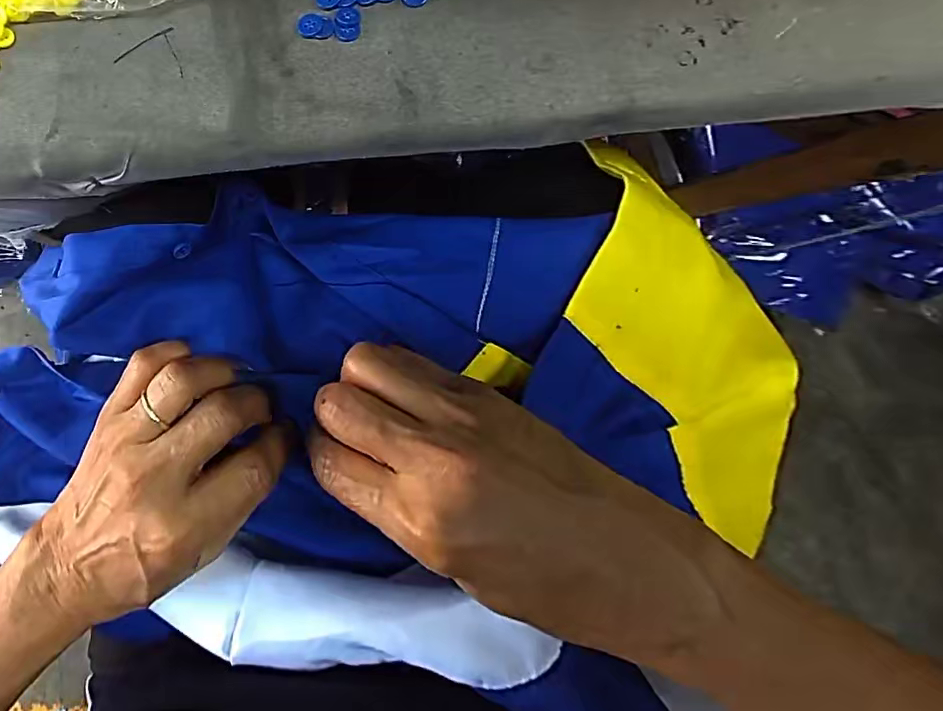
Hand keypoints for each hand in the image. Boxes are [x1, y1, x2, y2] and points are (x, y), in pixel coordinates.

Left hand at [25, 340, 287, 625]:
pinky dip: (175, 353)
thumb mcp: (204, 549)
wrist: (69, 565)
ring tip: (234, 379)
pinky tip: (192, 364)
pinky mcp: (107, 418)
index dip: (280, 441)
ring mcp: (125, 440)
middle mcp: (153, 476)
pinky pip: (143, 364)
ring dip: (223, 370)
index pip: (253, 467)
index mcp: (182, 524)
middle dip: (259, 402)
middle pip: (224, 413)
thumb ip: (242, 495)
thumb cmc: (144, 565)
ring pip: (184, 378)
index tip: (284, 432)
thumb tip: (271, 439)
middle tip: (264, 406)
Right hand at [307, 342, 727, 667]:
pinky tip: (414, 395)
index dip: (320, 456)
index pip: (328, 460)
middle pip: (337, 398)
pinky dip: (399, 372)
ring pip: (368, 360)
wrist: (622, 552)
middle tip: (353, 430)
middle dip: (332, 413)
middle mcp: (431, 454)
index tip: (333, 457)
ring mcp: (460, 411)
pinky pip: (415, 358)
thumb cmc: (537, 584)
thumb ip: (393, 510)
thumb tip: (355, 464)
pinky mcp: (483, 388)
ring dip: (361, 381)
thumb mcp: (448, 567)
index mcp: (418, 518)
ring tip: (381, 405)